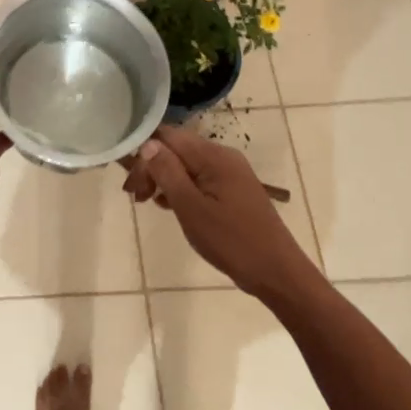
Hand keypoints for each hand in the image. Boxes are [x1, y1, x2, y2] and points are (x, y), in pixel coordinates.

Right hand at [128, 126, 308, 300]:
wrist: (277, 273)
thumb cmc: (231, 241)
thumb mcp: (191, 208)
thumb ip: (168, 172)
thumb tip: (148, 144)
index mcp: (213, 156)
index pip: (168, 136)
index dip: (144, 153)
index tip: (133, 184)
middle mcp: (223, 157)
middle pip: (177, 148)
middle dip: (152, 167)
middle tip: (137, 197)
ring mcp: (231, 173)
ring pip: (187, 164)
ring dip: (165, 178)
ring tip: (149, 202)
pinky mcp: (234, 190)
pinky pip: (200, 178)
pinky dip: (182, 188)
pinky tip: (171, 206)